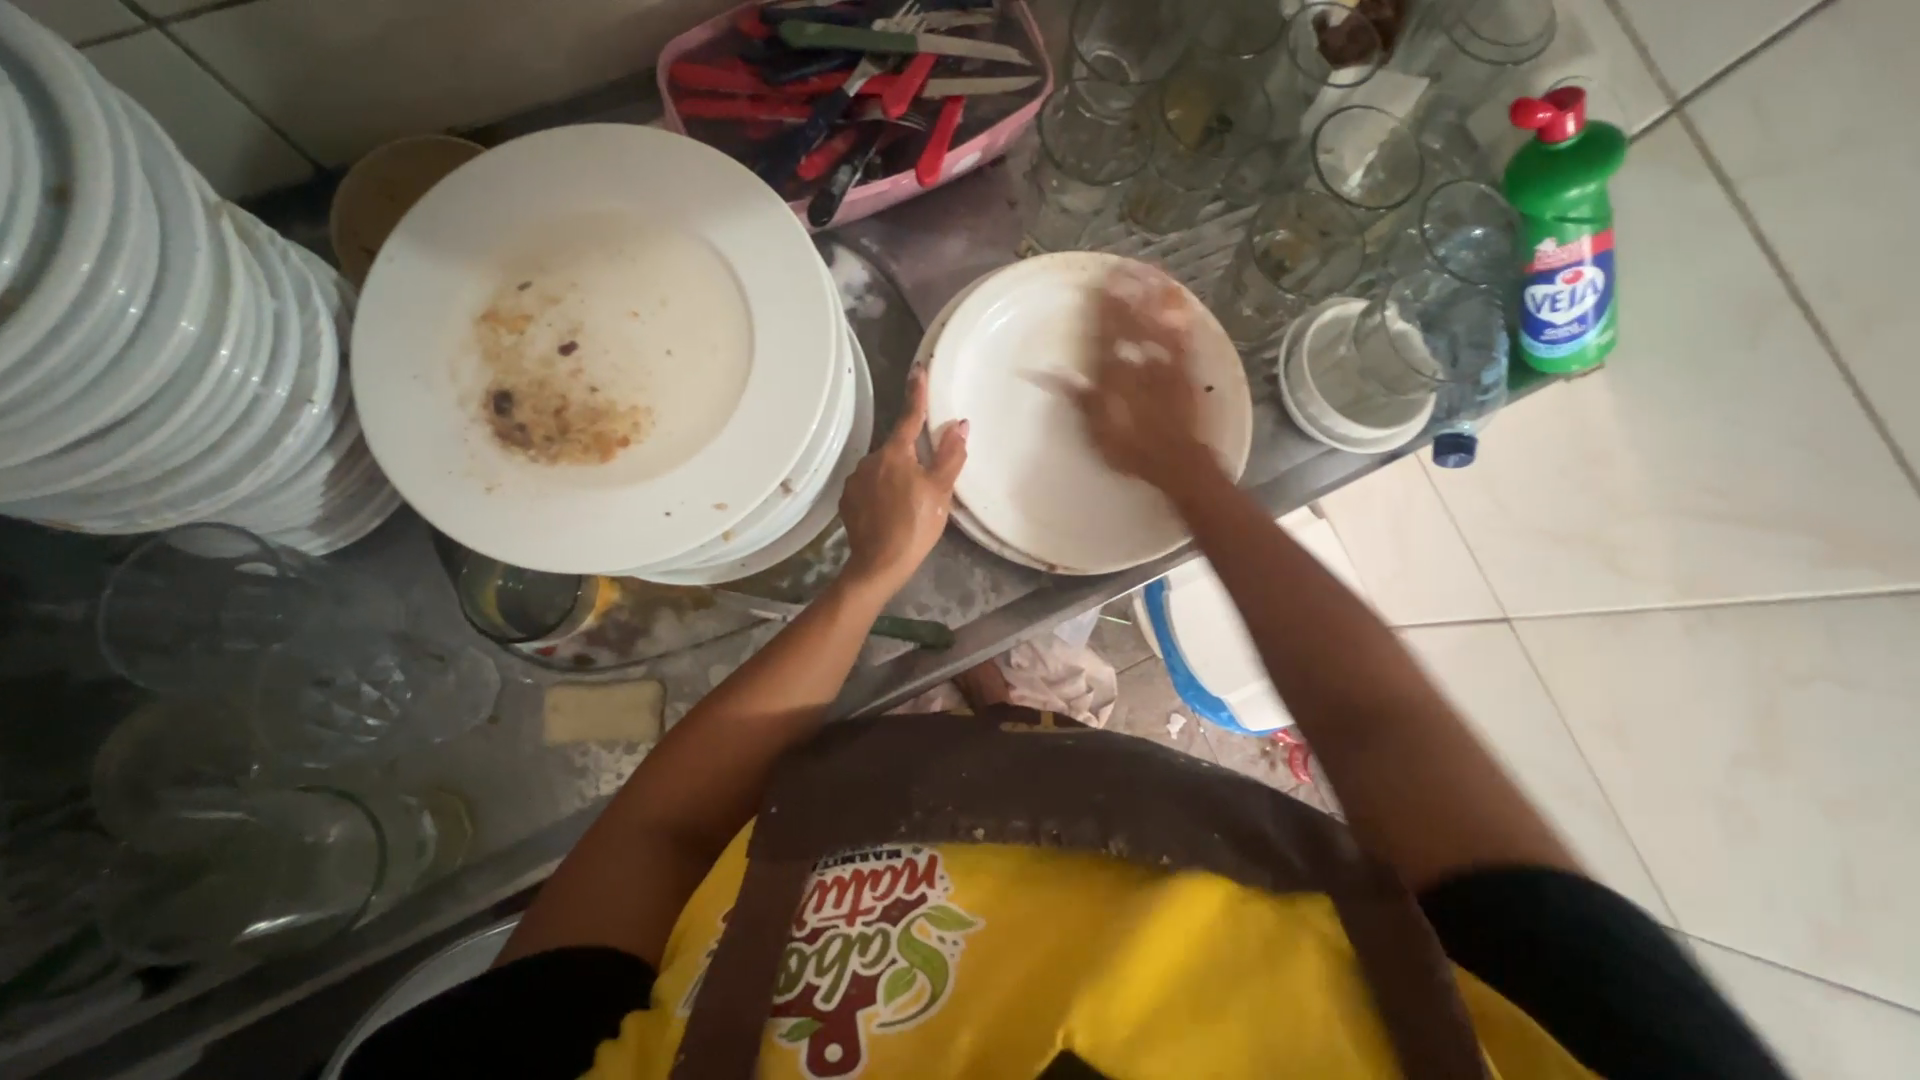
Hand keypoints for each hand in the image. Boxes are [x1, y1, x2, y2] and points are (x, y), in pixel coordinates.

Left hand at [838, 369, 967, 597]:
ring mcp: (855, 480)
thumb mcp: (940, 490)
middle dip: (911, 455)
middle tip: (927, 480)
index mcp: (895, 452)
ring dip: (896, 476)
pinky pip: (870, 486)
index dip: (916, 393)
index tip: (918, 371)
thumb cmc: (916, 524)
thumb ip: (950, 455)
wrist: (879, 563)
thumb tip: (959, 424)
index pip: (909, 415)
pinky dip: (882, 492)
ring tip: (910, 502)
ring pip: (882, 468)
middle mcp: (870, 460)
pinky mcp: (848, 501)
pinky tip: (892, 510)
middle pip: (897, 447)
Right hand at [1066, 263, 1213, 491]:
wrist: (1178, 463)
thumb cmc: (1132, 452)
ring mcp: (1166, 366)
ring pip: (1156, 324)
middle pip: (1130, 322)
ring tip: (1149, 273)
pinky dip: (1180, 318)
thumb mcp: (1095, 429)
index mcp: (1113, 377)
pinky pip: (1183, 338)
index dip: (1100, 307)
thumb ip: (1075, 396)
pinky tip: (1180, 302)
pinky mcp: (1188, 372)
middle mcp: (1138, 364)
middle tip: (1121, 266)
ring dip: (1152, 297)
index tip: (1097, 283)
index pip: (1103, 334)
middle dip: (1125, 294)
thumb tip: (1040, 372)